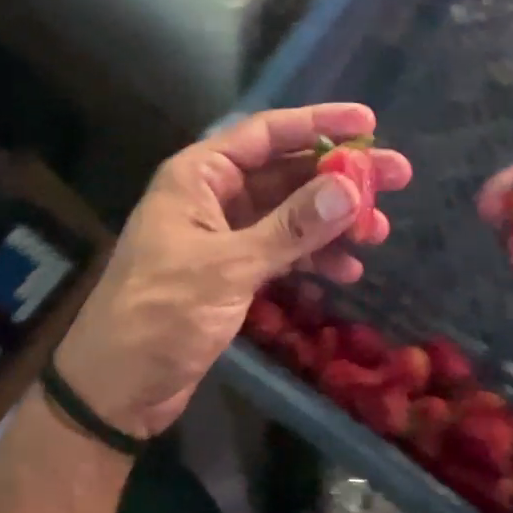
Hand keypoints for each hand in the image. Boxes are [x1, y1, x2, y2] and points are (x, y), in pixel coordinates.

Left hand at [56, 103, 411, 438]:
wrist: (114, 389)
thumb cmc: (160, 313)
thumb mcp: (228, 267)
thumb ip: (291, 227)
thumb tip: (349, 188)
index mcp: (199, 175)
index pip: (266, 132)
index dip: (319, 123)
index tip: (369, 124)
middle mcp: (213, 195)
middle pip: (286, 171)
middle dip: (339, 176)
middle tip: (398, 178)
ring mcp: (223, 234)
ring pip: (289, 212)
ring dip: (332, 219)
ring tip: (379, 232)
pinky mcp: (232, 271)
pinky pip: (282, 249)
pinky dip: (313, 255)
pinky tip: (347, 269)